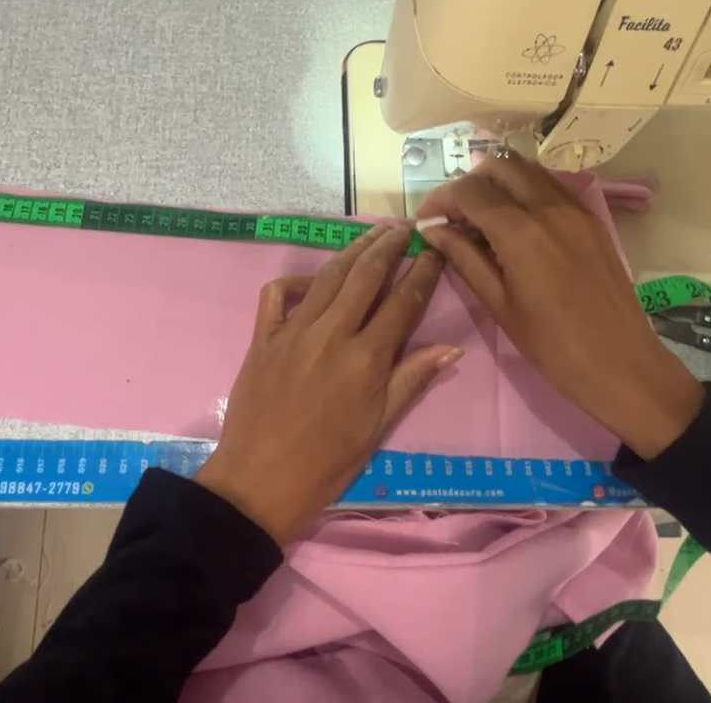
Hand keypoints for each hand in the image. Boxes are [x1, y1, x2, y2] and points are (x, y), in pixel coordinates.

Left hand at [195, 225, 458, 542]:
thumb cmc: (327, 463)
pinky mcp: (263, 336)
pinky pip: (277, 294)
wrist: (259, 482)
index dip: (422, 273)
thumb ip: (411, 380)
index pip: (403, 303)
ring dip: (353, 251)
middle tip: (405, 227)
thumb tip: (451, 347)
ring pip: (328, 276)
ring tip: (373, 234)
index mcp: (365, 359)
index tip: (435, 251)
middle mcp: (331, 334)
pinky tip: (312, 279)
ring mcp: (293, 331)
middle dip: (389, 247)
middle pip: (365, 276)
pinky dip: (296, 280)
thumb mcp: (378, 428)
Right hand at [416, 153, 702, 458]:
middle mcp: (549, 207)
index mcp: (521, 231)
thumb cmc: (552, 345)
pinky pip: (550, 185)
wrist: (623, 365)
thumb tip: (434, 230)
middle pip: (498, 166)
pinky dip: (525, 190)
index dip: (440, 200)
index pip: (469, 190)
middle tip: (455, 217)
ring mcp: (575, 209)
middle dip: (468, 184)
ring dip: (497, 182)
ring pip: (527, 169)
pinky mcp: (591, 218)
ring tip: (482, 217)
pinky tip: (516, 223)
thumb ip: (464, 258)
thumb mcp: (498, 303)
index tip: (427, 222)